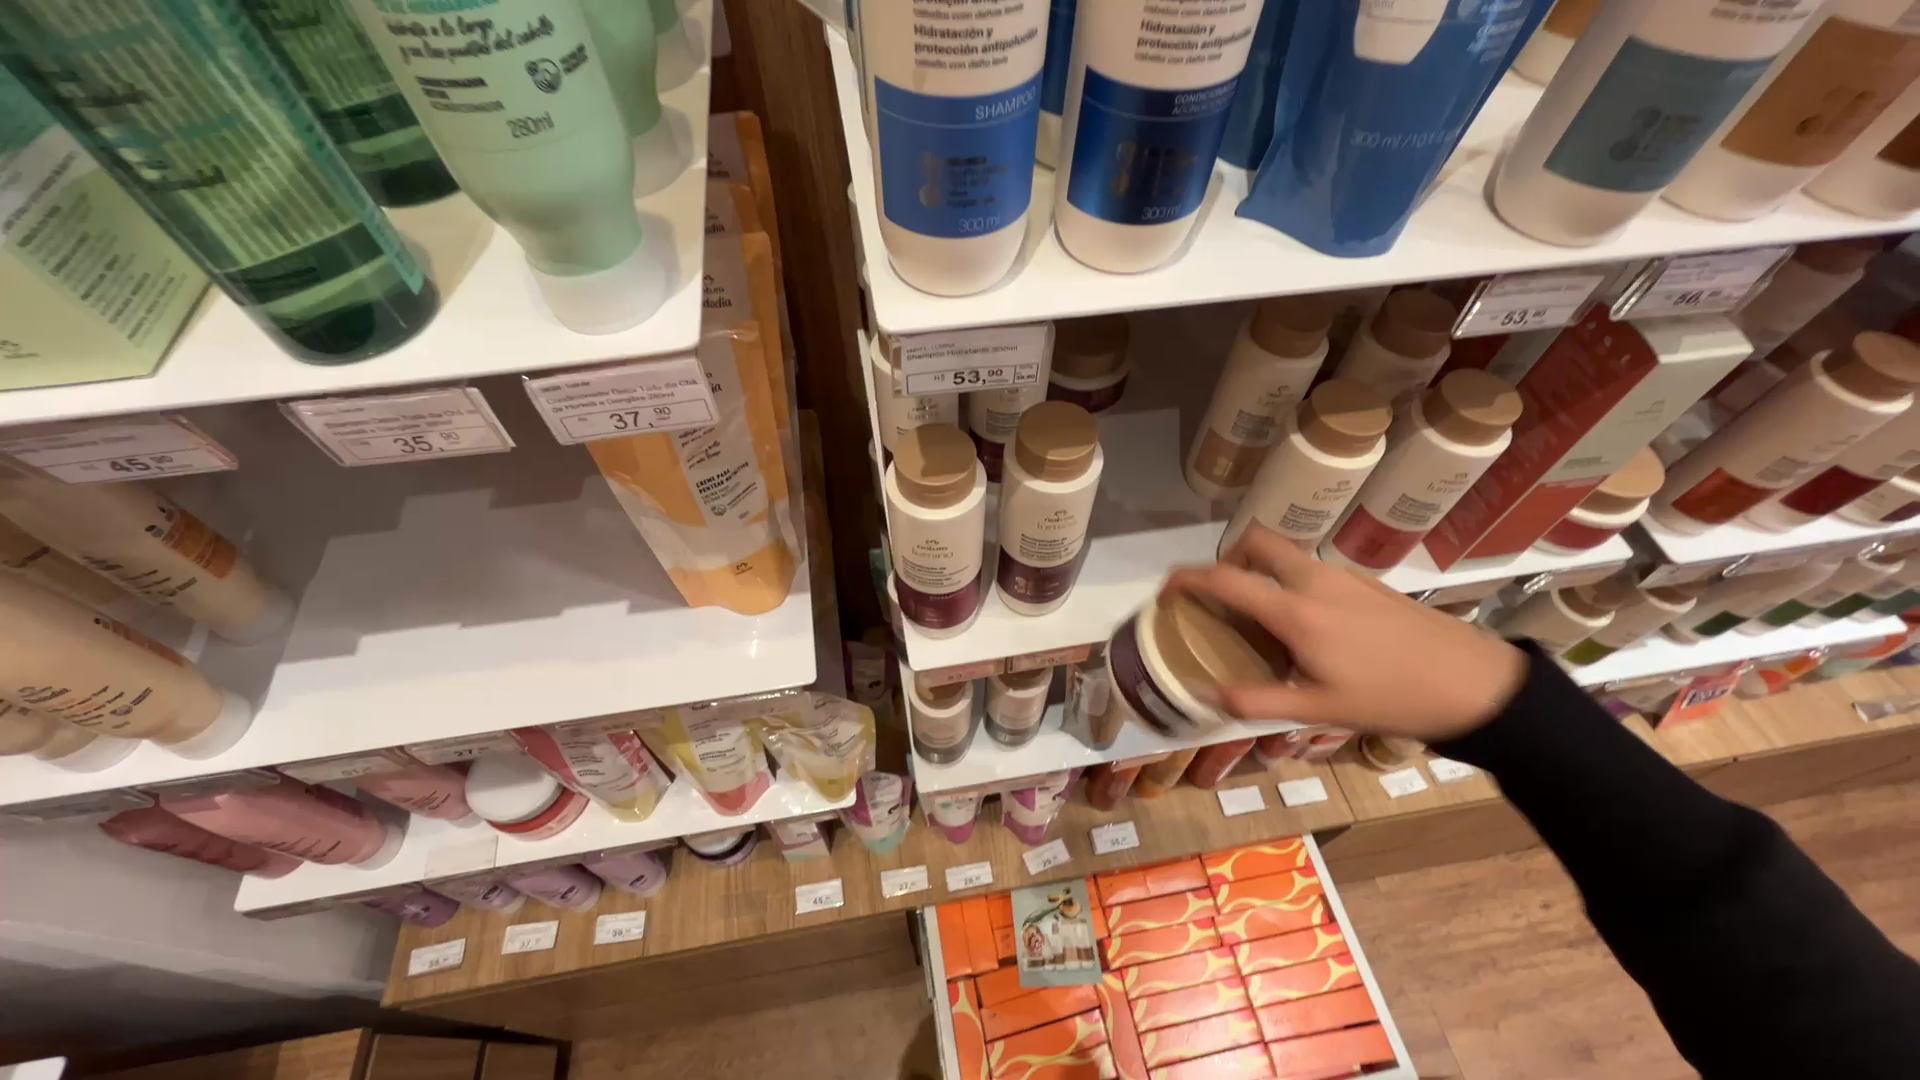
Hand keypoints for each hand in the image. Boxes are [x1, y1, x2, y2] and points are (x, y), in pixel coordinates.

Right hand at [1160, 525, 1526, 742]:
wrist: (1476, 684)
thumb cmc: (1391, 699)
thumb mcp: (1316, 709)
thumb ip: (1252, 699)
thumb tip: (1199, 692)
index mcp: (1295, 610)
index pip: (1224, 578)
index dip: (1185, 579)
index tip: (1165, 592)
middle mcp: (1315, 580)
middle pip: (1257, 541)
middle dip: (1228, 557)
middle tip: (1221, 594)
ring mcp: (1345, 576)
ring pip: (1288, 553)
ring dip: (1262, 569)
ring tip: (1262, 617)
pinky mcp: (1369, 582)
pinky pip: (1314, 568)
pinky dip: (1293, 581)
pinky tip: (1311, 627)